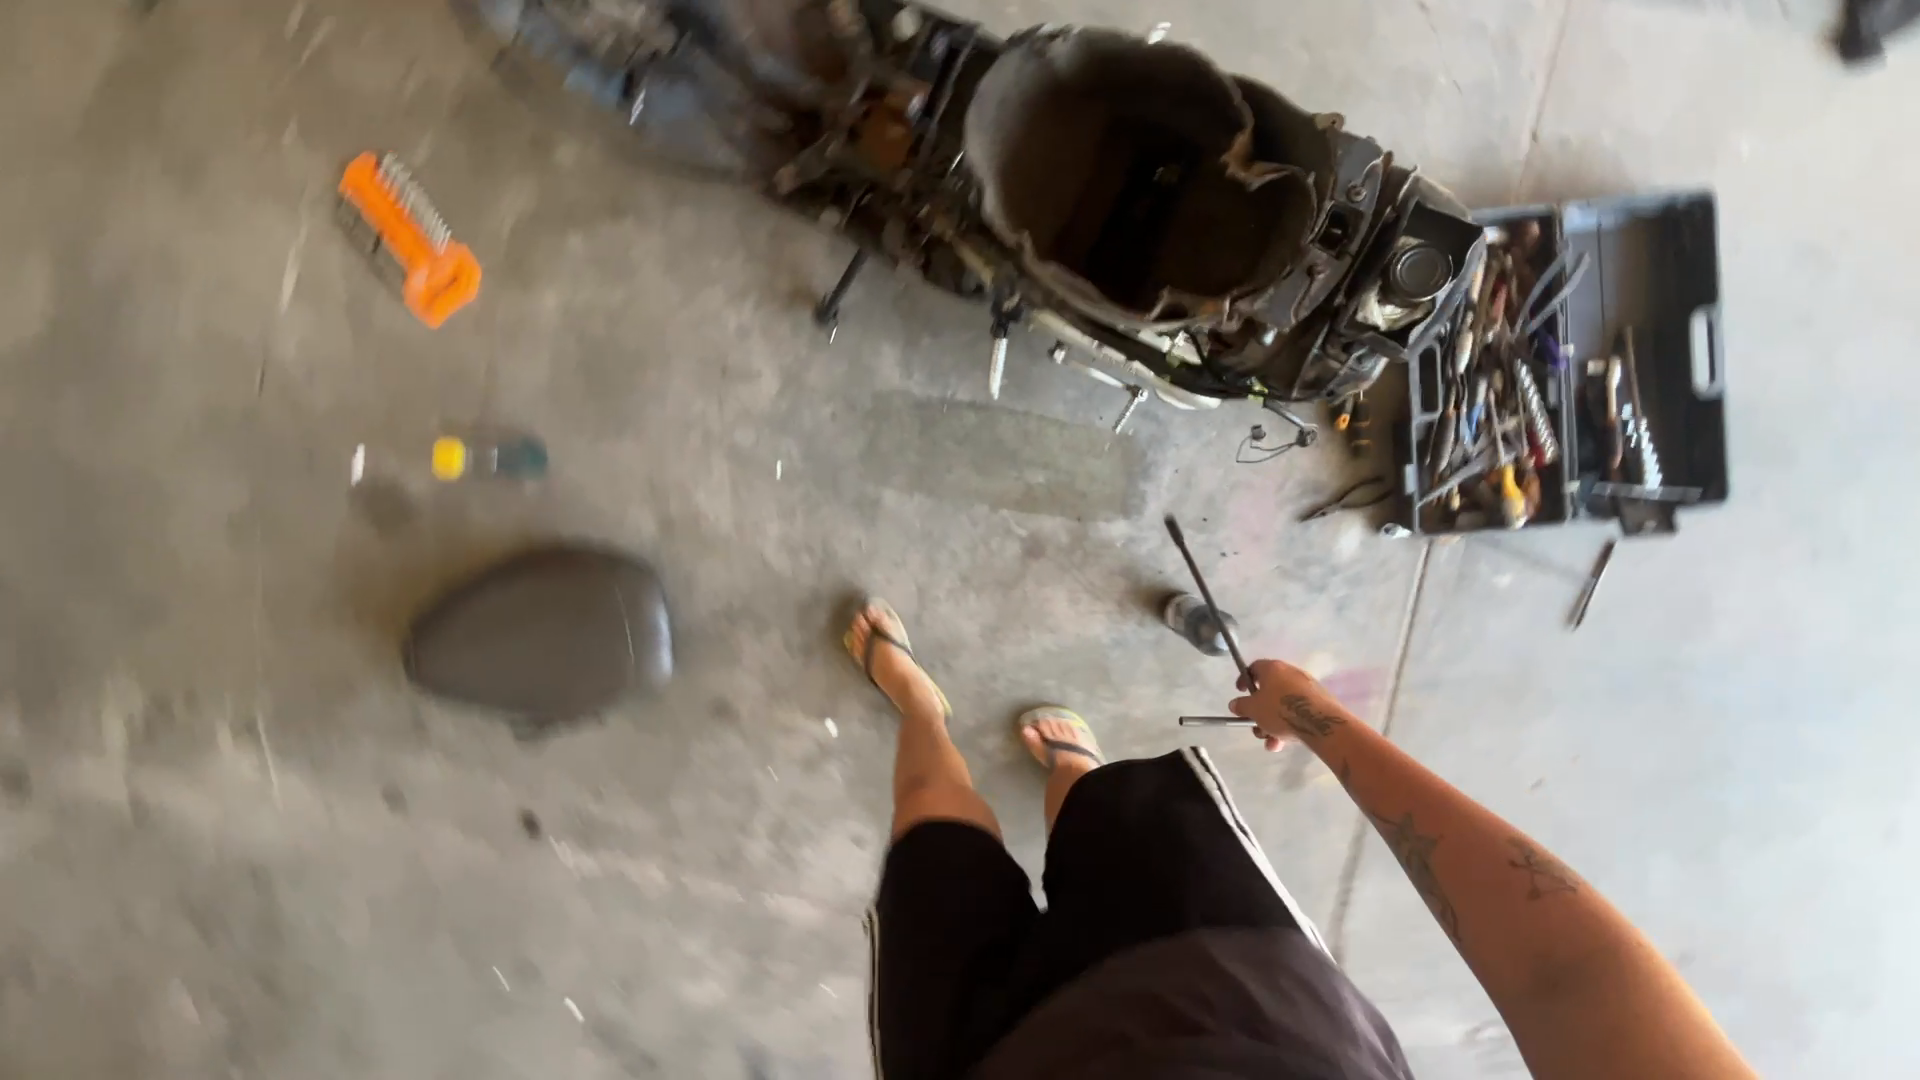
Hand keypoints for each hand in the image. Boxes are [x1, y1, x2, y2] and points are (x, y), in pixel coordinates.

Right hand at [1229, 658, 1352, 752]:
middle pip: (1269, 691)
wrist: (1321, 722)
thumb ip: (1241, 706)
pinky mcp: (1320, 702)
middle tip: (1256, 726)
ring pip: (1283, 705)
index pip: (1254, 668)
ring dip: (1273, 724)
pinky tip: (1285, 742)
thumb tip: (1235, 704)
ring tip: (1271, 743)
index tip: (1240, 692)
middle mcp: (1290, 673)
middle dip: (1260, 713)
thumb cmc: (1281, 710)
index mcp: (1272, 668)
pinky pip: (1298, 711)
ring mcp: (1307, 687)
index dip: (1244, 680)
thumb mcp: (1253, 709)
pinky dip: (1289, 725)